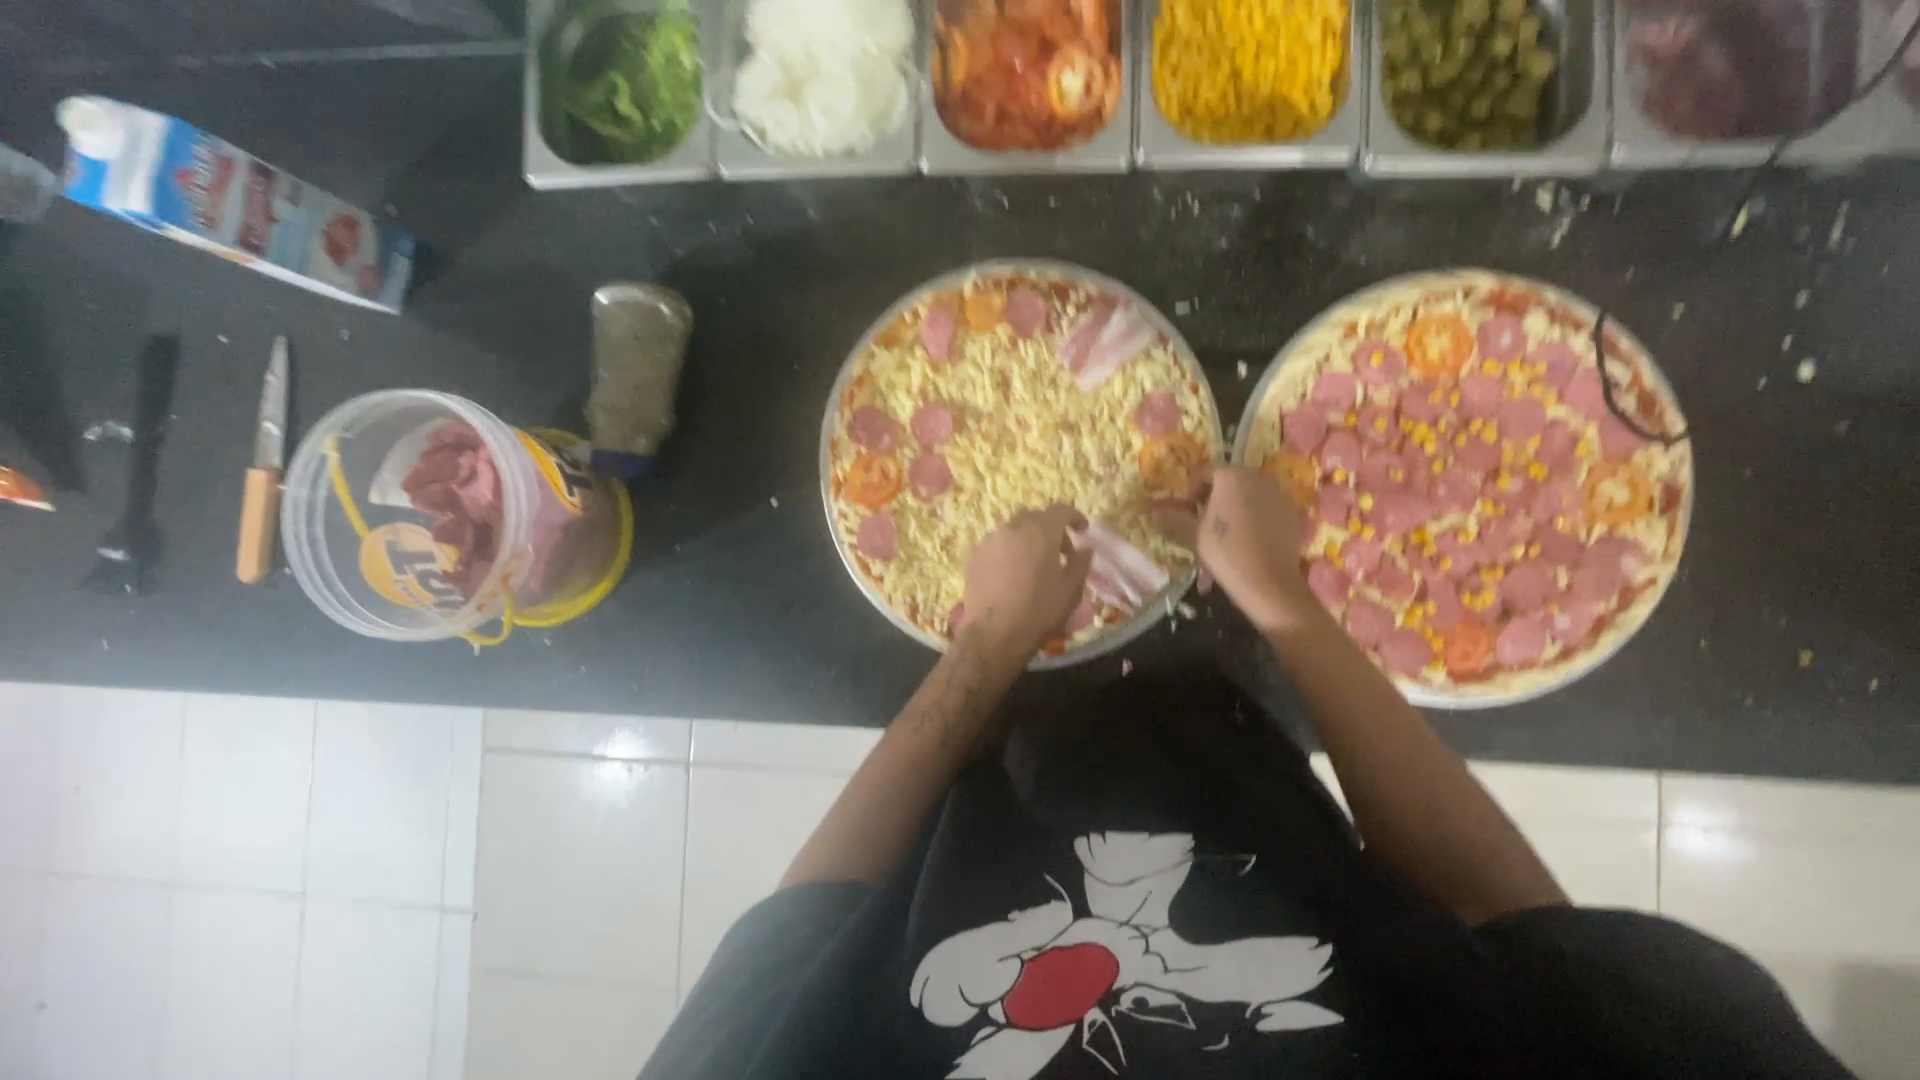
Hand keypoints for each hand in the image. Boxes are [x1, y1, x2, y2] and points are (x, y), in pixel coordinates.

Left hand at [957, 503, 1092, 666]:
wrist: (995, 634)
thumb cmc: (1039, 611)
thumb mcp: (1071, 589)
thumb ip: (1081, 562)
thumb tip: (1084, 548)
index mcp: (1040, 531)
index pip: (1060, 510)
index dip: (1074, 517)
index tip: (1082, 531)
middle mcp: (1012, 528)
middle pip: (1035, 517)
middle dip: (1050, 529)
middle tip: (1059, 553)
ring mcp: (989, 541)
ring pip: (1013, 530)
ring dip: (1026, 539)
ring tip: (1032, 565)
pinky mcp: (974, 556)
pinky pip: (996, 545)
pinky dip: (1008, 551)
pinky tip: (1010, 575)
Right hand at [1152, 464, 1312, 633]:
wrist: (1269, 581)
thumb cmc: (1226, 552)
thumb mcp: (1194, 534)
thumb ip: (1174, 518)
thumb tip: (1150, 511)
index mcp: (1231, 476)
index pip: (1205, 472)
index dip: (1192, 491)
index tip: (1187, 512)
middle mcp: (1257, 476)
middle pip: (1229, 479)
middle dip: (1214, 496)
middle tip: (1204, 521)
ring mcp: (1278, 493)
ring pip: (1249, 492)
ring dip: (1234, 504)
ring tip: (1226, 531)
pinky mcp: (1291, 510)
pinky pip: (1266, 505)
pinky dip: (1254, 514)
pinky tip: (1248, 538)